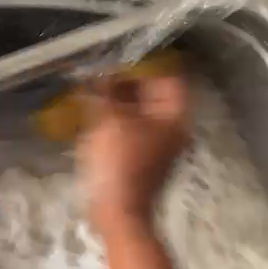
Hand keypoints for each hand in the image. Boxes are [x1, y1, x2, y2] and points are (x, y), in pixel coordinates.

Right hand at [78, 72, 190, 230]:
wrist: (118, 211)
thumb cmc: (119, 162)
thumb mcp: (110, 119)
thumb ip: (106, 90)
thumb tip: (100, 70)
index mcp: (174, 116)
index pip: (169, 77)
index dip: (146, 64)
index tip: (119, 56)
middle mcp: (171, 128)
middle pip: (153, 94)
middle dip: (127, 81)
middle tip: (100, 72)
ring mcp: (156, 143)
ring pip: (139, 110)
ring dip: (118, 98)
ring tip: (93, 89)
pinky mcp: (140, 155)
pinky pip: (130, 127)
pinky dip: (115, 117)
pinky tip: (94, 112)